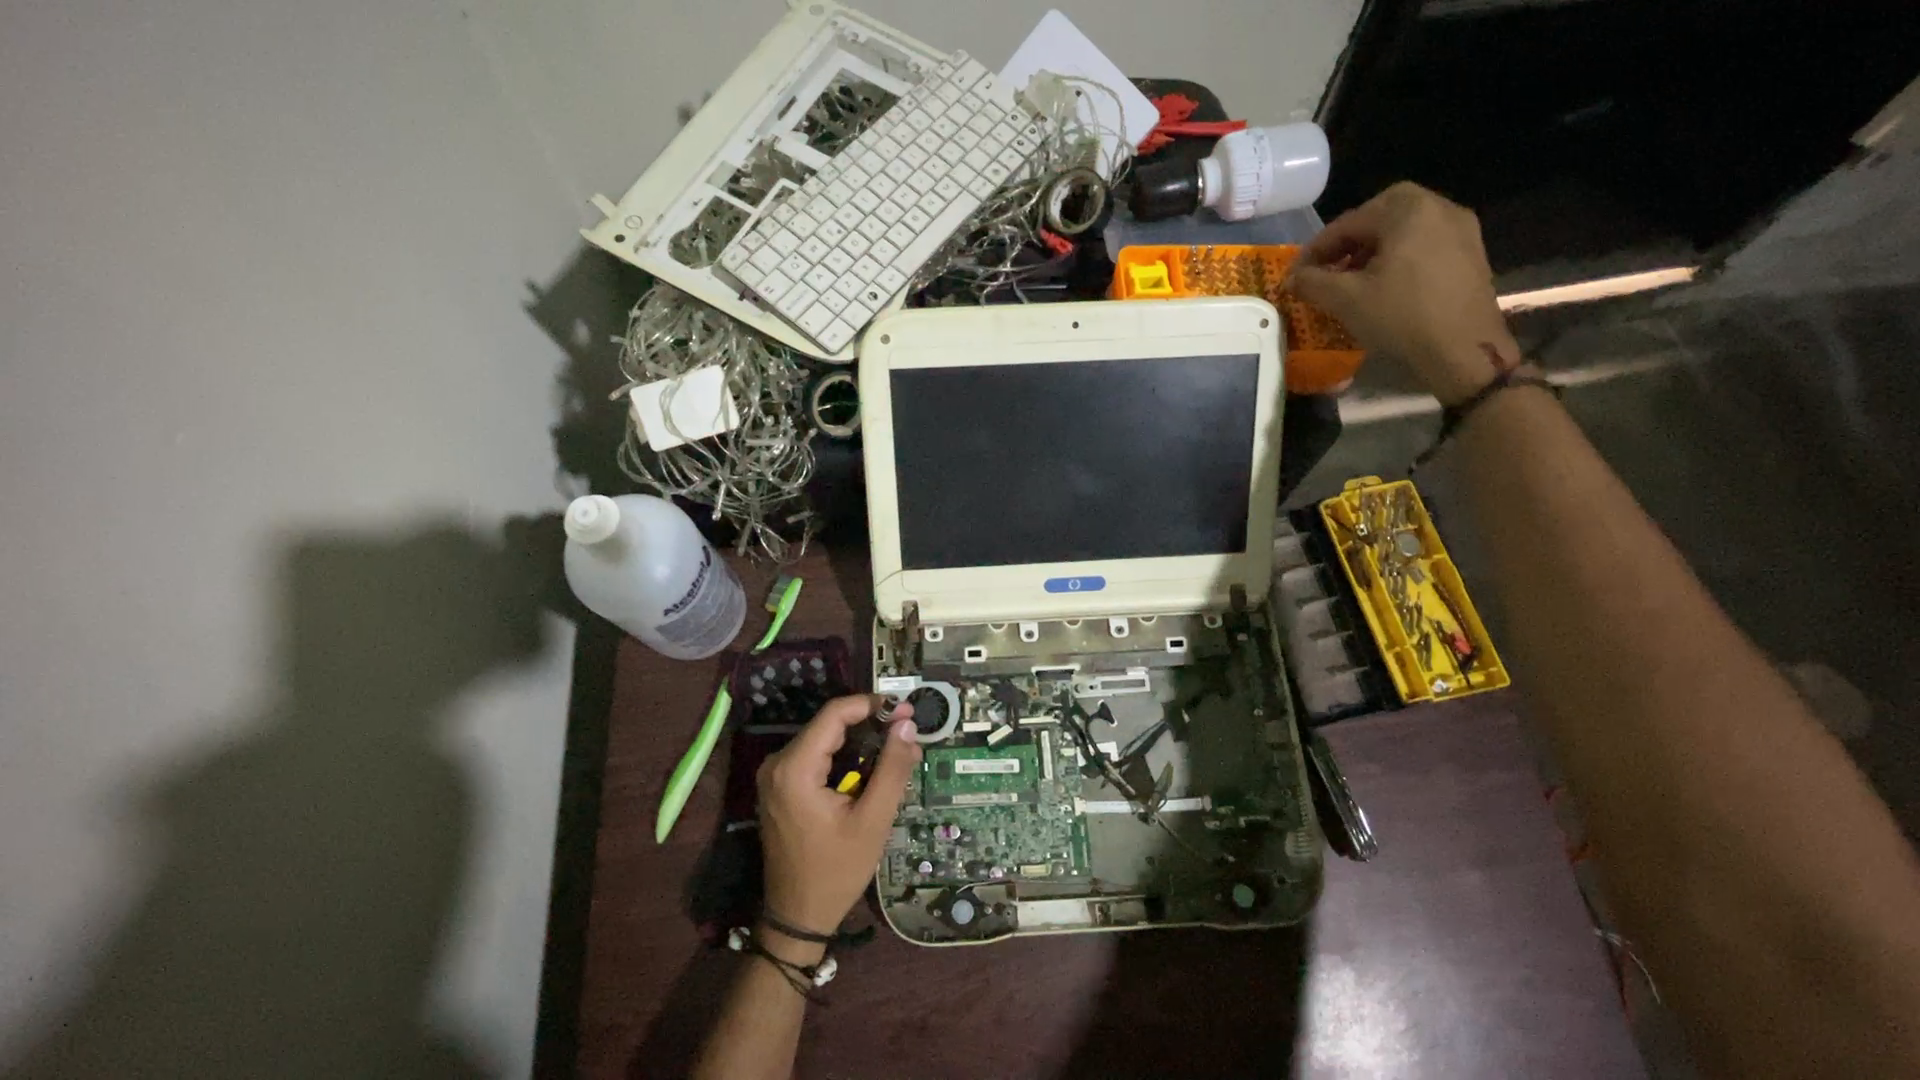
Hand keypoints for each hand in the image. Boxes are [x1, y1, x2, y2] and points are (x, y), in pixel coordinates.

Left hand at [757, 694, 921, 933]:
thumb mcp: (873, 820)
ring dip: (859, 742)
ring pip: (823, 741)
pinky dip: (844, 758)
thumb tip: (907, 726)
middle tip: (907, 734)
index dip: (872, 705)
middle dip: (870, 725)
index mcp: (794, 768)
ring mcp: (774, 776)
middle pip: (828, 726)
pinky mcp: (780, 788)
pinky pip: (815, 759)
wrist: (797, 915)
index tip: (907, 711)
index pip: (834, 714)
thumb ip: (892, 769)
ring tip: (896, 753)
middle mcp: (777, 764)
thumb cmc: (836, 871)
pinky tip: (871, 771)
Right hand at [1288, 182, 1520, 404]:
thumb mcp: (1345, 299)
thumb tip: (1292, 278)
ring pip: (1403, 232)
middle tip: (1327, 271)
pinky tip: (1385, 288)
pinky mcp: (1472, 255)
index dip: (1315, 250)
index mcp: (1407, 209)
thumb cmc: (1402, 317)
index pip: (1347, 223)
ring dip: (1372, 252)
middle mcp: (1439, 207)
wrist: (1465, 352)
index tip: (1295, 275)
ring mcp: (1462, 230)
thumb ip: (1312, 281)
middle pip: (1379, 219)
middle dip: (1348, 244)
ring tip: (1353, 282)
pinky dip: (1399, 260)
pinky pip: (1424, 246)